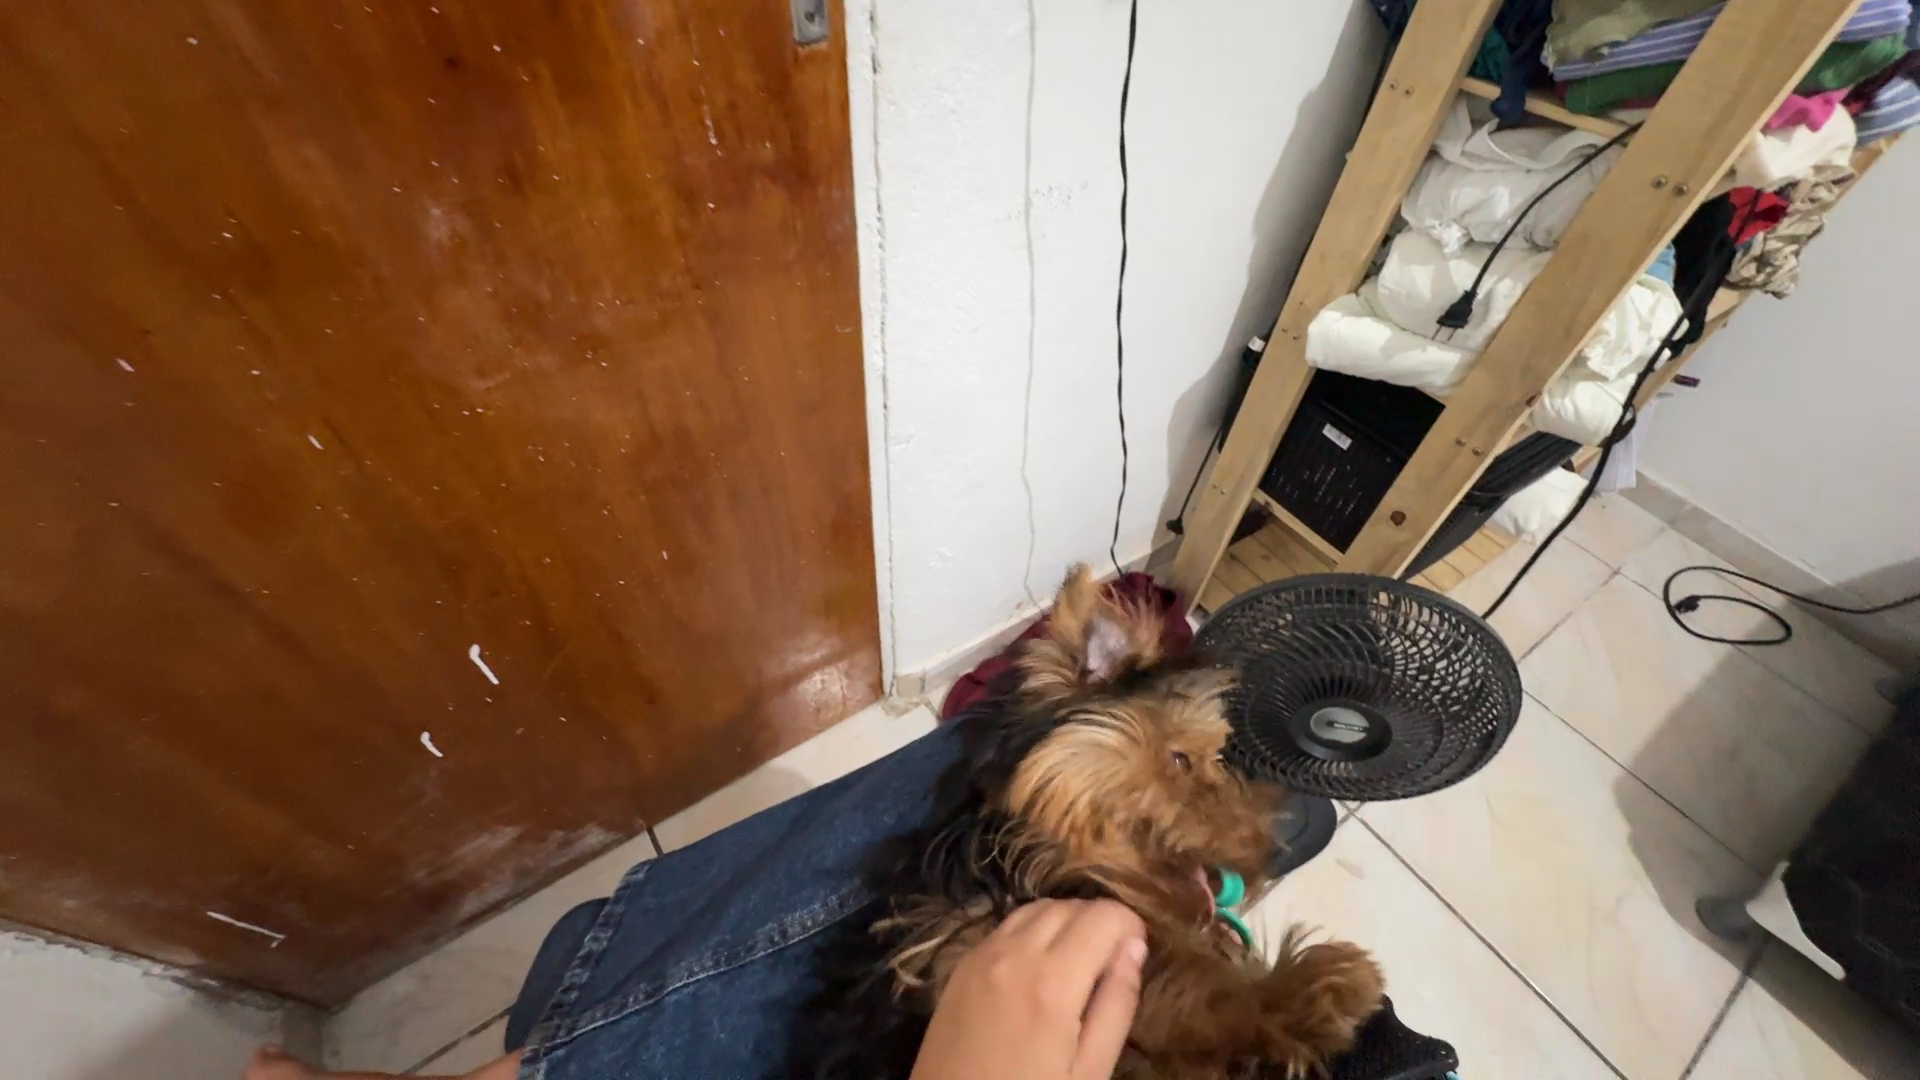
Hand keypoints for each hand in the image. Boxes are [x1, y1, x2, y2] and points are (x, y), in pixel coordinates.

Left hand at [910, 899, 1148, 1079]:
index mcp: (1053, 981)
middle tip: (1110, 961)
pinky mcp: (964, 961)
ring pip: (1038, 907)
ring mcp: (984, 952)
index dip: (1129, 925)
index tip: (1137, 951)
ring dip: (1065, 921)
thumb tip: (1134, 947)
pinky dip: (1033, 928)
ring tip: (1078, 961)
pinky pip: (1008, 923)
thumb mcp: (1088, 1074)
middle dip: (1099, 922)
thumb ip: (1116, 1006)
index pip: (1103, 915)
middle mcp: (1016, 951)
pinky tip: (1040, 964)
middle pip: (1071, 905)